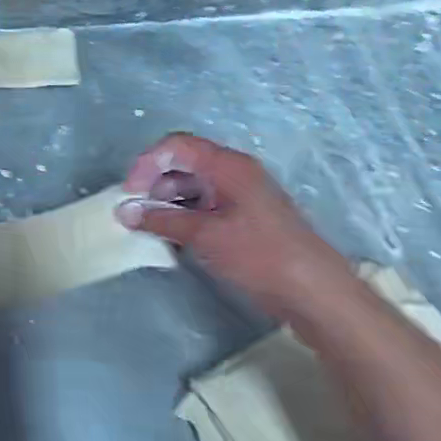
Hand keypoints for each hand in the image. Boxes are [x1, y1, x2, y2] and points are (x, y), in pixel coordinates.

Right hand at [115, 132, 351, 321]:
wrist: (317, 294)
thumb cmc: (260, 255)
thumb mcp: (204, 235)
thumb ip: (160, 220)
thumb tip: (124, 211)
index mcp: (228, 166)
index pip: (175, 146)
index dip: (146, 163)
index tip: (130, 192)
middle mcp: (235, 173)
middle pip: (182, 163)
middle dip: (154, 183)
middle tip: (136, 211)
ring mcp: (241, 195)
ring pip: (192, 185)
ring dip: (167, 201)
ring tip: (151, 226)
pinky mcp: (245, 217)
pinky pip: (204, 204)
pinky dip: (183, 214)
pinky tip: (173, 236)